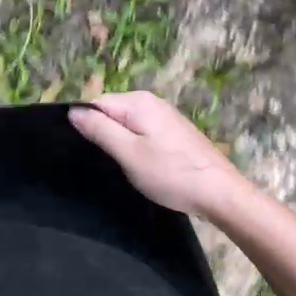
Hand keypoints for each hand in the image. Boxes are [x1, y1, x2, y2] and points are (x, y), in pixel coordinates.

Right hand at [70, 91, 244, 217]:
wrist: (222, 194)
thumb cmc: (171, 174)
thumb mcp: (128, 154)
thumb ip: (99, 130)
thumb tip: (73, 111)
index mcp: (138, 101)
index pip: (96, 104)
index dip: (88, 126)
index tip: (86, 151)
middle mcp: (151, 101)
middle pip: (112, 112)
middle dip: (104, 134)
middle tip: (106, 163)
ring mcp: (165, 116)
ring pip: (128, 124)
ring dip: (121, 143)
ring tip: (123, 168)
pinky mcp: (175, 132)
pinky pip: (143, 131)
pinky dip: (137, 146)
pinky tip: (143, 167)